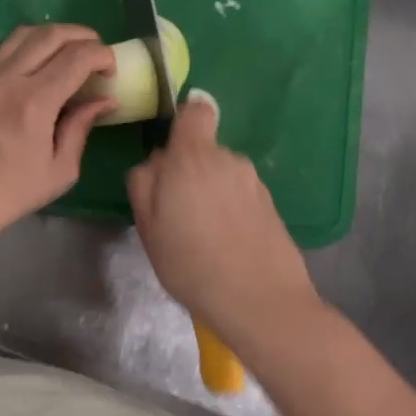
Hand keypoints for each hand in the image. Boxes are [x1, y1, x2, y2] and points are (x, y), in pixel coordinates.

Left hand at [0, 24, 115, 233]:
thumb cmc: (14, 190)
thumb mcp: (61, 168)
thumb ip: (82, 126)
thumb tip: (106, 99)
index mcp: (34, 102)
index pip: (76, 57)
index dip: (102, 55)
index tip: (112, 70)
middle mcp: (9, 79)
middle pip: (50, 34)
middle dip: (82, 36)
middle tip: (97, 54)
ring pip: (23, 34)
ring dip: (53, 35)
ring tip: (71, 52)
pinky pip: (5, 49)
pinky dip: (29, 45)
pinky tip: (41, 65)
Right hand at [127, 92, 321, 343]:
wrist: (261, 303)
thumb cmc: (190, 261)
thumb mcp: (147, 224)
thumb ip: (143, 182)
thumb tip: (156, 163)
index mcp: (192, 157)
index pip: (196, 112)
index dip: (184, 119)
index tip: (171, 144)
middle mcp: (228, 160)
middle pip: (202, 151)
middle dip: (186, 171)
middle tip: (174, 211)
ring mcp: (254, 184)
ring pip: (220, 174)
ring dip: (208, 192)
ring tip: (200, 233)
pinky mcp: (271, 207)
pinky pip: (239, 196)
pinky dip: (228, 211)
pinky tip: (223, 244)